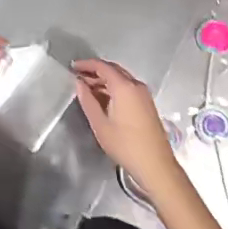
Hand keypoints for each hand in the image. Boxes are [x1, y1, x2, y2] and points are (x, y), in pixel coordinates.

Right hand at [72, 58, 179, 185]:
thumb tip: (79, 83)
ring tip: (86, 88)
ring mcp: (144, 94)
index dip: (87, 64)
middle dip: (95, 71)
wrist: (154, 164)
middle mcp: (136, 85)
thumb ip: (88, 100)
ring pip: (121, 79)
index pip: (103, 66)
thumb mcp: (100, 124)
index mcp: (124, 87)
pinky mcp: (147, 103)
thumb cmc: (124, 145)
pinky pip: (127, 88)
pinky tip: (102, 98)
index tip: (72, 67)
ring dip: (104, 80)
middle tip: (78, 77)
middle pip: (113, 70)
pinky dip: (113, 88)